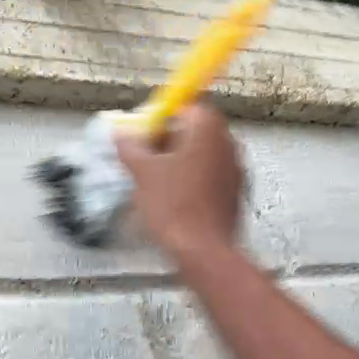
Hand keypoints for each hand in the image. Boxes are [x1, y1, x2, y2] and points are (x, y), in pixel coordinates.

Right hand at [114, 103, 244, 259]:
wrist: (203, 251)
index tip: (146, 133)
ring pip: (204, 154)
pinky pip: (212, 176)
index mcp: (208, 129)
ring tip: (158, 182)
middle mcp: (229, 142)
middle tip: (147, 157)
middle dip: (171, 140)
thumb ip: (130, 147)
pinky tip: (176, 200)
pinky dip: (194, 180)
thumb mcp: (142, 172)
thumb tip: (120, 133)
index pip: (187, 107)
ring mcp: (237, 169)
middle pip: (197, 130)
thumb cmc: (174, 206)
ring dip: (182, 161)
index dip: (163, 117)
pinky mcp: (237, 193)